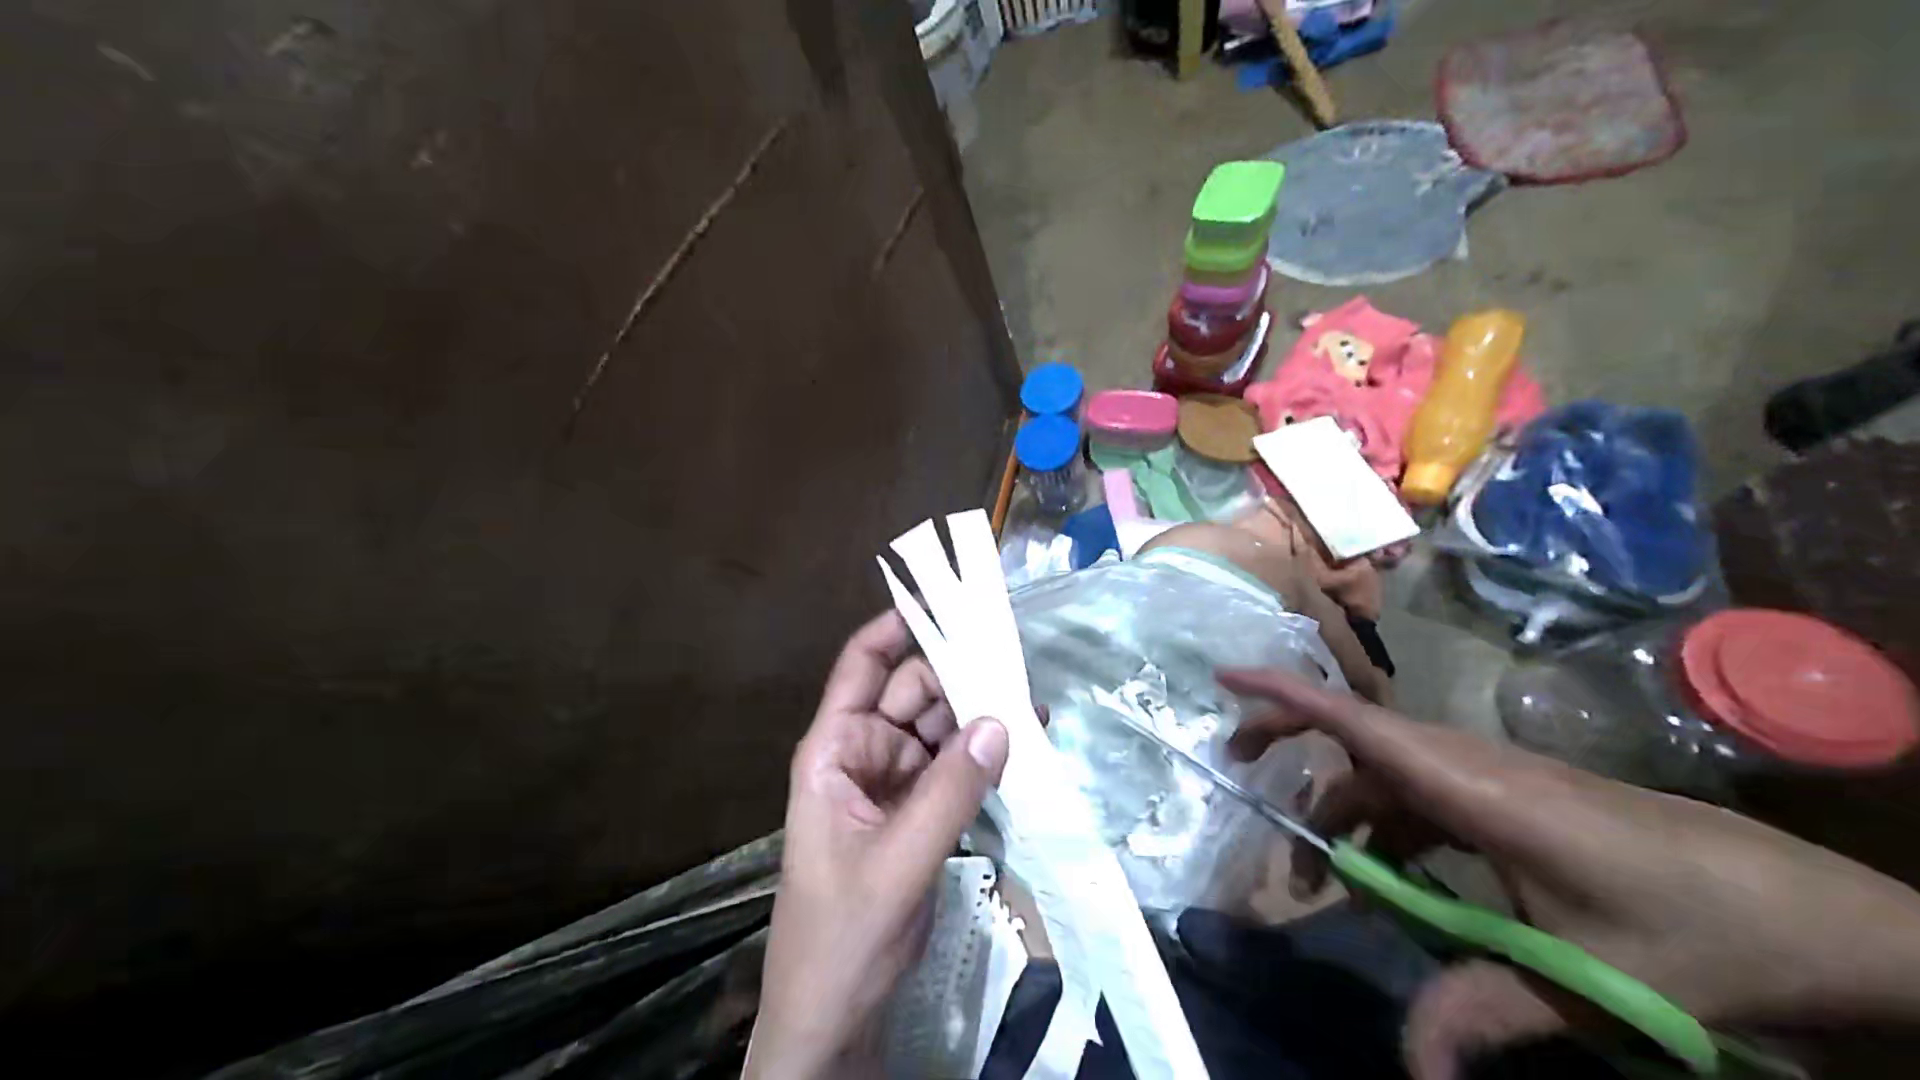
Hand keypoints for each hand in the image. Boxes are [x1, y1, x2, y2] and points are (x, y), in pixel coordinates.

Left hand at [747, 612, 1007, 1079]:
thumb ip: (948, 794)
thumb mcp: (894, 863)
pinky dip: (986, 754)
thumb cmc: (841, 934)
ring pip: (942, 726)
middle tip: (1014, 660)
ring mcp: (897, 780)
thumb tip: (1000, 721)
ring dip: (980, 713)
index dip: (896, 627)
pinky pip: (958, 766)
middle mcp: (866, 752)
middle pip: (914, 691)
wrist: (836, 1014)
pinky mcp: (923, 809)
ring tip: (1031, 701)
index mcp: (835, 749)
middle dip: (959, 674)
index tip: (947, 602)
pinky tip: (1025, 742)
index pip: (862, 666)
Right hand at [1220, 668, 1919, 1079]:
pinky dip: (1382, 831)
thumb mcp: (1586, 985)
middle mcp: (1470, 768)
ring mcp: (1489, 781)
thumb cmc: (1701, 932)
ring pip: (1383, 775)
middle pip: (1355, 737)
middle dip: (1286, 740)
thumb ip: (1482, 1013)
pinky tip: (1385, 880)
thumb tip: (1409, 1070)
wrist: (1820, 917)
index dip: (1288, 694)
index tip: (1227, 678)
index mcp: (1477, 789)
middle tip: (1237, 765)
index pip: (1361, 725)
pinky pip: (1418, 800)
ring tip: (1311, 875)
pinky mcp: (1505, 801)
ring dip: (1336, 811)